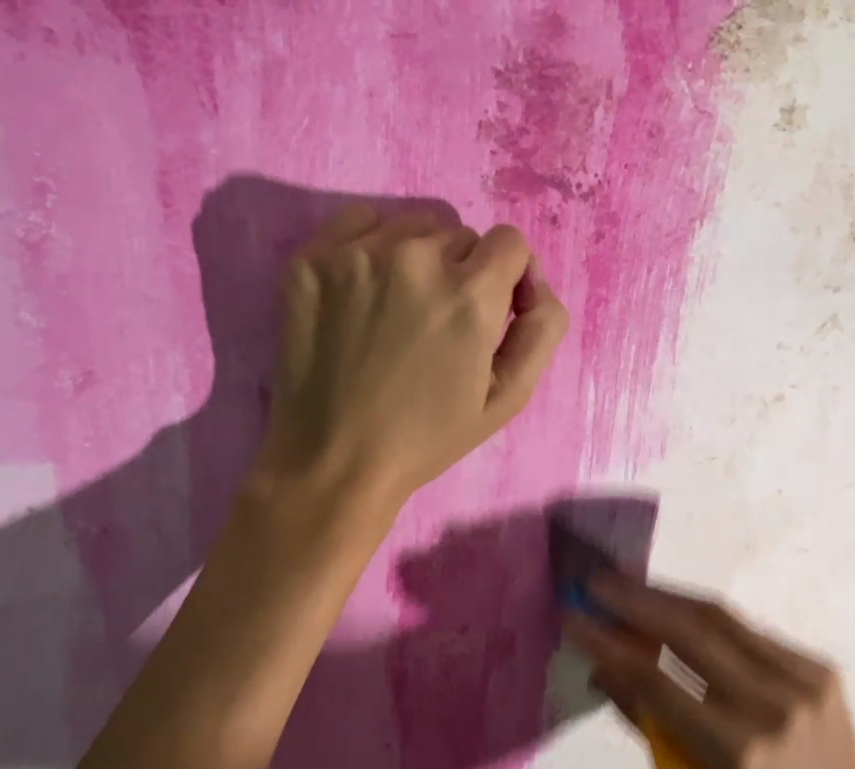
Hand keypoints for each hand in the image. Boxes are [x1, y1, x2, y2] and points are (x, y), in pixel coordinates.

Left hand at [257, 204, 568, 508]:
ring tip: (398, 310)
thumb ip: (542, 330)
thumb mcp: (507, 399)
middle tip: (437, 325)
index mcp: (470, 294)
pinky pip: (357, 222)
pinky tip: (363, 292)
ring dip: (416, 256)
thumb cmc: (427, 438)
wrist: (334, 460)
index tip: (489, 310)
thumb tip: (535, 281)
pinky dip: (368, 246)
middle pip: (459, 235)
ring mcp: (358, 255)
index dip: (506, 276)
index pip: (509, 242)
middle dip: (460, 272)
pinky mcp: (312, 259)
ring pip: (409, 226)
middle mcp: (416, 259)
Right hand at [567, 576, 854, 768]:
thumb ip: (647, 722)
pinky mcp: (818, 664)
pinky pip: (749, 630)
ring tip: (628, 583)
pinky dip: (705, 616)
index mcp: (736, 751)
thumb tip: (601, 669)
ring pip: (722, 618)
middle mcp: (770, 706)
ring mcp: (801, 680)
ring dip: (667, 596)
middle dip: (636, 601)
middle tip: (595, 582)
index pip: (657, 682)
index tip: (574, 619)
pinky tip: (676, 607)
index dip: (609, 645)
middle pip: (691, 634)